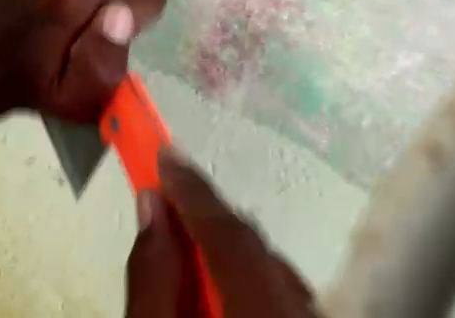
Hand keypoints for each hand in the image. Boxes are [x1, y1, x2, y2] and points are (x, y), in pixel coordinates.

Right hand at [127, 155, 321, 316]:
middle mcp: (304, 313)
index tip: (161, 152)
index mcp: (262, 313)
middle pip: (259, 251)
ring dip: (232, 245)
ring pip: (279, 273)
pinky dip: (256, 275)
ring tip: (189, 233)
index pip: (230, 237)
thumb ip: (152, 273)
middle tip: (167, 187)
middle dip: (211, 216)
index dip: (193, 191)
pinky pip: (292, 296)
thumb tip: (151, 202)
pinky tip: (225, 279)